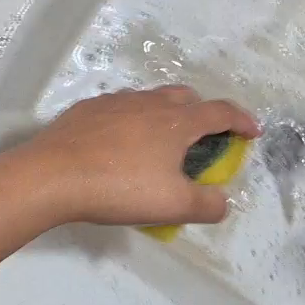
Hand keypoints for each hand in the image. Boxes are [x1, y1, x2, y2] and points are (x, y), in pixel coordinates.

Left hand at [13, 86, 260, 226]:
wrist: (51, 175)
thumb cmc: (120, 187)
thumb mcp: (174, 206)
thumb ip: (207, 204)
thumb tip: (222, 201)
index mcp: (177, 121)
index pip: (221, 112)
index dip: (241, 121)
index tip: (252, 132)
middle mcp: (148, 102)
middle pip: (185, 98)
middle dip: (202, 113)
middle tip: (204, 137)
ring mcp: (113, 102)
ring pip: (148, 101)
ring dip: (163, 116)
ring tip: (159, 143)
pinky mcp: (84, 110)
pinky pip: (117, 110)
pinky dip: (129, 122)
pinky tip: (118, 145)